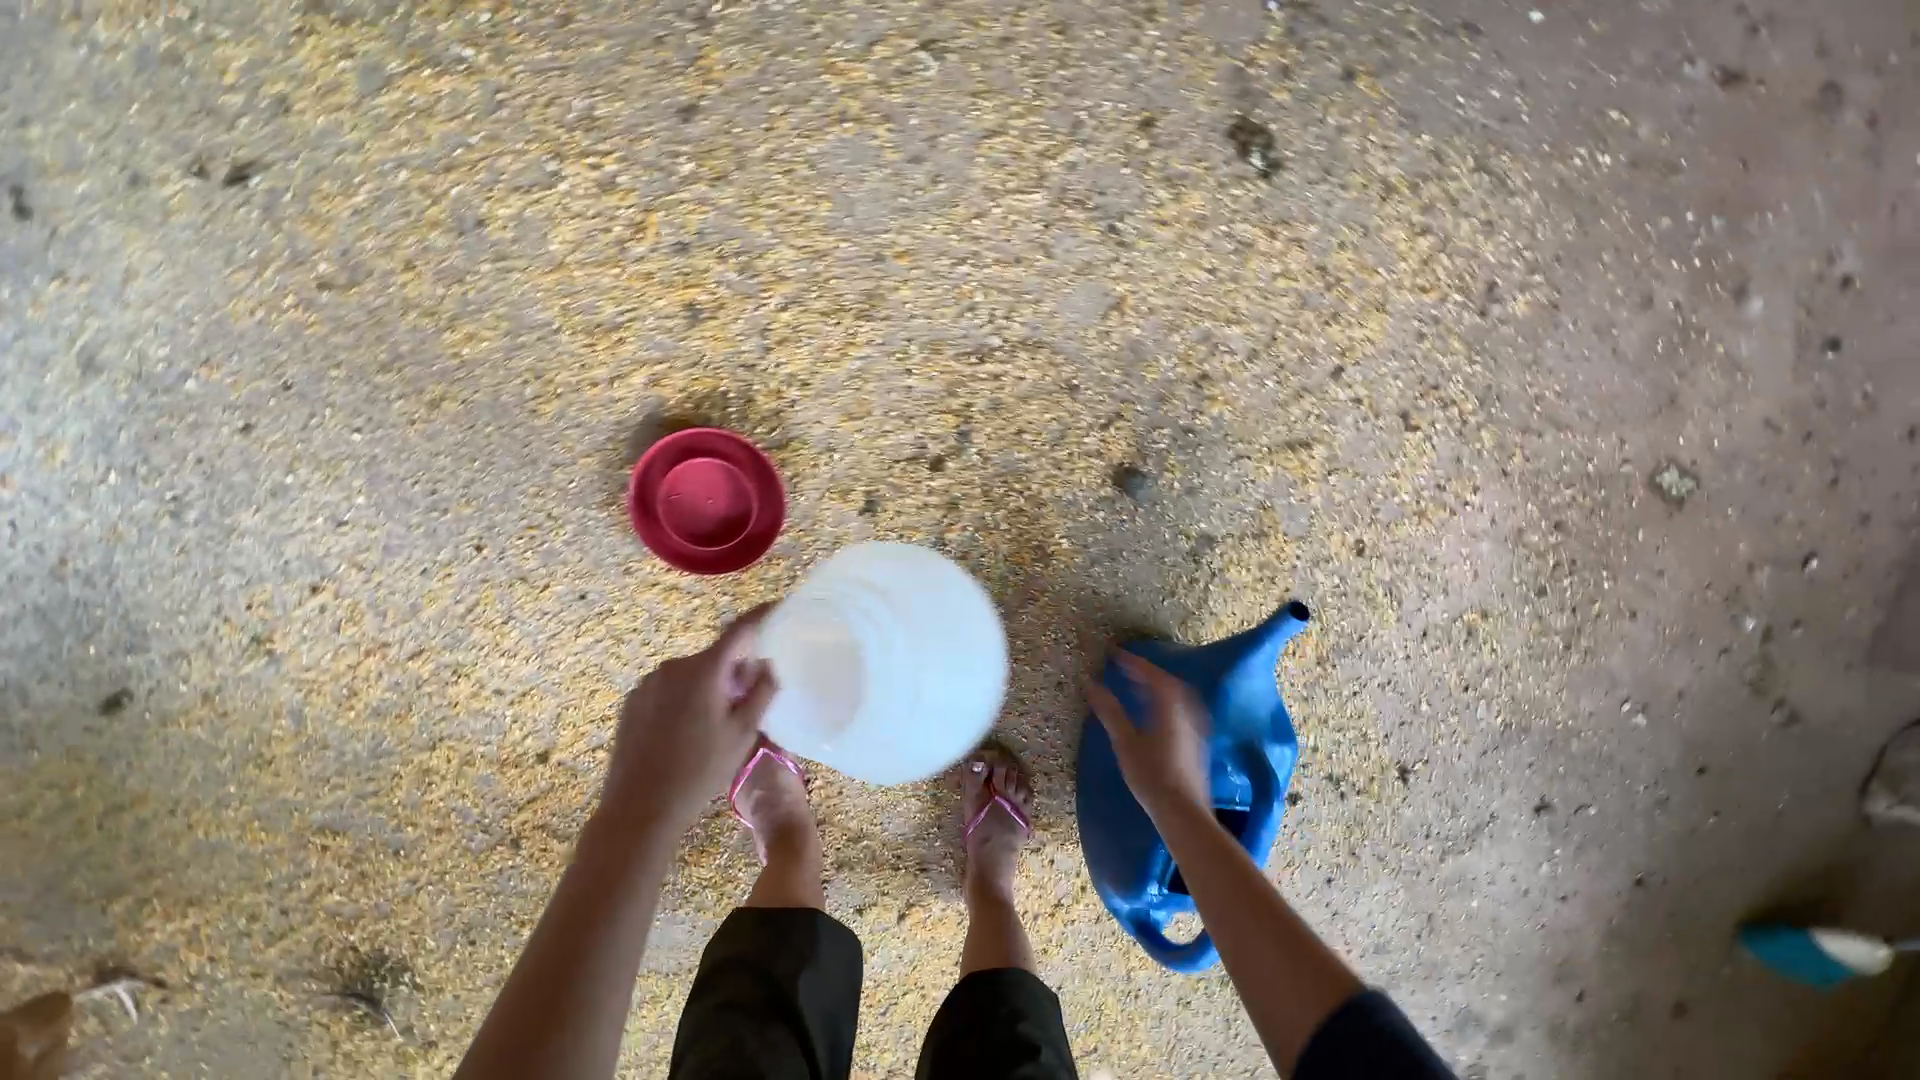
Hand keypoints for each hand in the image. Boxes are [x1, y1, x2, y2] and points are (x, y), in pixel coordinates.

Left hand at [598, 606, 778, 832]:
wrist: (639, 808)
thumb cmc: (699, 772)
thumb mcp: (742, 734)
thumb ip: (761, 694)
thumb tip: (768, 666)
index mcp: (703, 671)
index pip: (739, 630)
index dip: (761, 616)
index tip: (779, 606)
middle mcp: (673, 667)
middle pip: (716, 657)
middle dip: (736, 670)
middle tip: (750, 702)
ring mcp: (649, 683)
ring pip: (693, 674)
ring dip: (711, 686)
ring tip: (717, 725)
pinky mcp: (633, 701)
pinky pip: (671, 689)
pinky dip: (687, 699)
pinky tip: (688, 733)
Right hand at [1086, 651, 1211, 821]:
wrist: (1183, 811)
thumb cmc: (1151, 776)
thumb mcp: (1125, 742)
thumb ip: (1109, 711)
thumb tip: (1090, 684)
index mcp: (1171, 707)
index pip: (1153, 675)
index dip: (1133, 662)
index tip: (1115, 653)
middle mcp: (1187, 712)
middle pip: (1168, 683)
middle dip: (1146, 672)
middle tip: (1126, 668)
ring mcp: (1195, 728)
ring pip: (1177, 697)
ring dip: (1157, 687)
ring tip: (1137, 688)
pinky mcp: (1196, 742)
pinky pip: (1180, 709)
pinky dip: (1164, 702)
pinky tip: (1152, 714)